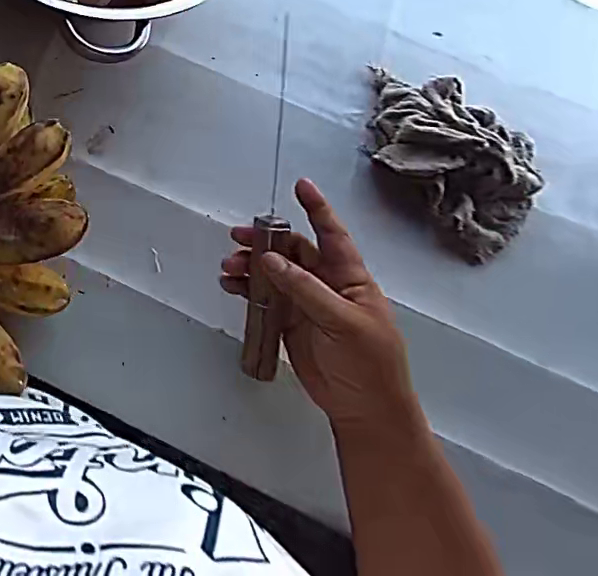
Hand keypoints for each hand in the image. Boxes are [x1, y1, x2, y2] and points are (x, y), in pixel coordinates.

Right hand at [220, 179, 420, 435]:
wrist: (365, 412)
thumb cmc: (369, 364)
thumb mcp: (342, 322)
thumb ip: (305, 288)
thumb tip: (271, 259)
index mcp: (349, 278)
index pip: (332, 234)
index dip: (317, 208)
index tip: (301, 185)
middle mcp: (326, 284)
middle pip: (292, 250)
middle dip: (265, 240)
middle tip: (238, 237)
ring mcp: (306, 303)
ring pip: (274, 272)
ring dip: (250, 265)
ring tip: (229, 268)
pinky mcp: (290, 322)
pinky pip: (264, 297)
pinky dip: (246, 289)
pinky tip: (232, 287)